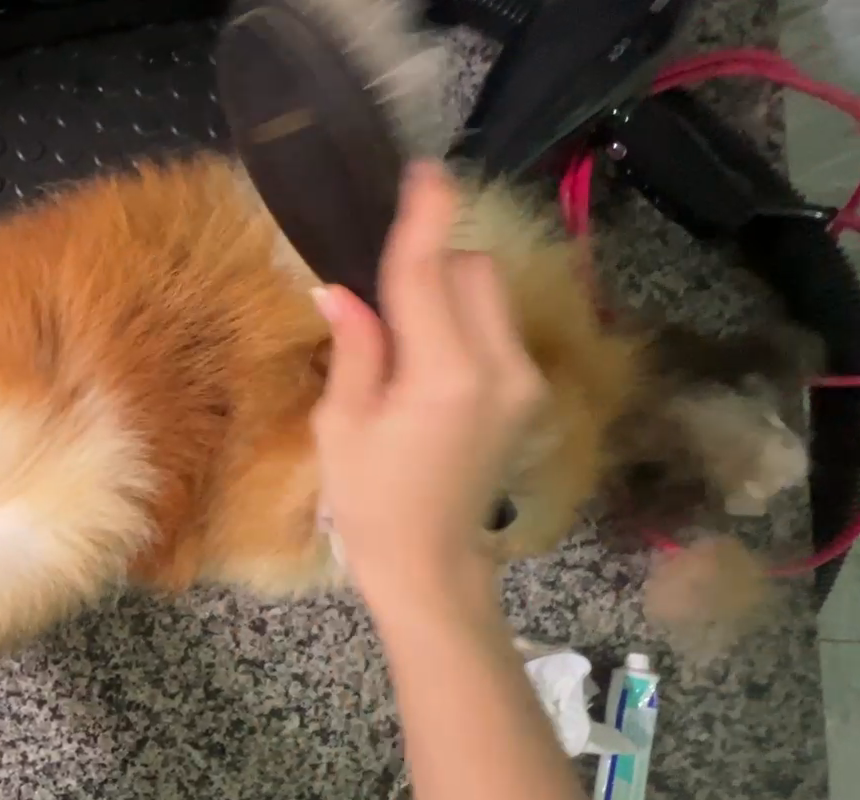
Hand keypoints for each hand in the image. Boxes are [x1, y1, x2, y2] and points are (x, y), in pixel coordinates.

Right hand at [311, 162, 547, 607]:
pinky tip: (422, 368)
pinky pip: (494, 329)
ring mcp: (522, 379)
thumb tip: (340, 291)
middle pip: (473, 272)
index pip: (431, 277)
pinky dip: (459, 325)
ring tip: (399, 343)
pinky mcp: (527, 392)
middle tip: (378, 304)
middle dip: (429, 267)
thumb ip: (354, 350)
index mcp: (442, 376)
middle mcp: (498, 366)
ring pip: (489, 296)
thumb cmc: (367, 500)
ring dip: (445, 295)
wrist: (428, 559)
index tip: (421, 173)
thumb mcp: (340, 426)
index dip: (425, 220)